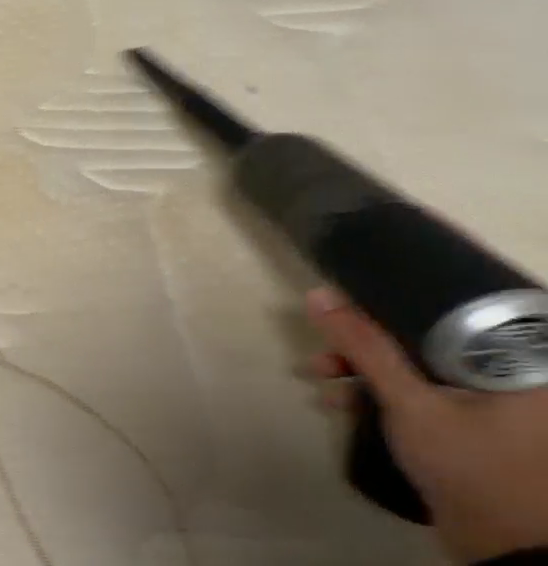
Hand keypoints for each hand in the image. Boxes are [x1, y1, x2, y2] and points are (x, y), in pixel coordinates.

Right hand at [308, 287, 547, 563]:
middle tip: (322, 349)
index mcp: (516, 365)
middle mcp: (509, 378)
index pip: (445, 311)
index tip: (343, 305)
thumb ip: (367, 349)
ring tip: (318, 377)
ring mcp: (492, 405)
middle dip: (363, 344)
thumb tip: (320, 295)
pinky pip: (421, 392)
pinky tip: (342, 402)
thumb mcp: (411, 404)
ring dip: (362, 370)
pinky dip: (381, 393)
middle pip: (422, 339)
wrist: (508, 549)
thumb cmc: (473, 468)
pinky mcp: (475, 426)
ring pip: (415, 367)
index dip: (388, 303)